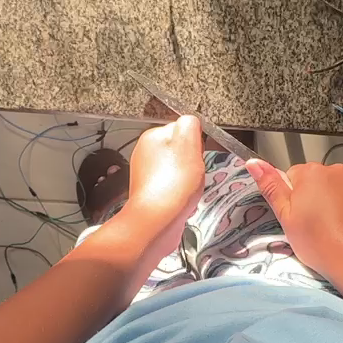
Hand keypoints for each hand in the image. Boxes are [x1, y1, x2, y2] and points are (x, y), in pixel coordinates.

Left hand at [111, 115, 203, 257]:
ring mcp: (148, 175)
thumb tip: (190, 121)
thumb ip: (190, 124)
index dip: (196, 143)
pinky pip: (175, 190)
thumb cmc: (172, 186)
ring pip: (181, 172)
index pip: (183, 130)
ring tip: (187, 189)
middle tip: (192, 173)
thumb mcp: (189, 143)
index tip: (197, 154)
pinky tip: (183, 201)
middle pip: (182, 152)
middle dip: (193, 163)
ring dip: (189, 181)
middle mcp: (146, 154)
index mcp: (152, 137)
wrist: (157, 221)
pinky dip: (183, 196)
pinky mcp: (153, 194)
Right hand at [246, 158, 342, 285]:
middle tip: (311, 224)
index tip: (296, 216)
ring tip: (330, 227)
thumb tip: (253, 162)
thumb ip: (271, 186)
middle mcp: (336, 170)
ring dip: (331, 201)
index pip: (292, 176)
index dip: (291, 198)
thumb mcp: (286, 216)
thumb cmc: (317, 241)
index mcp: (311, 173)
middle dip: (312, 197)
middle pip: (315, 180)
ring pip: (335, 188)